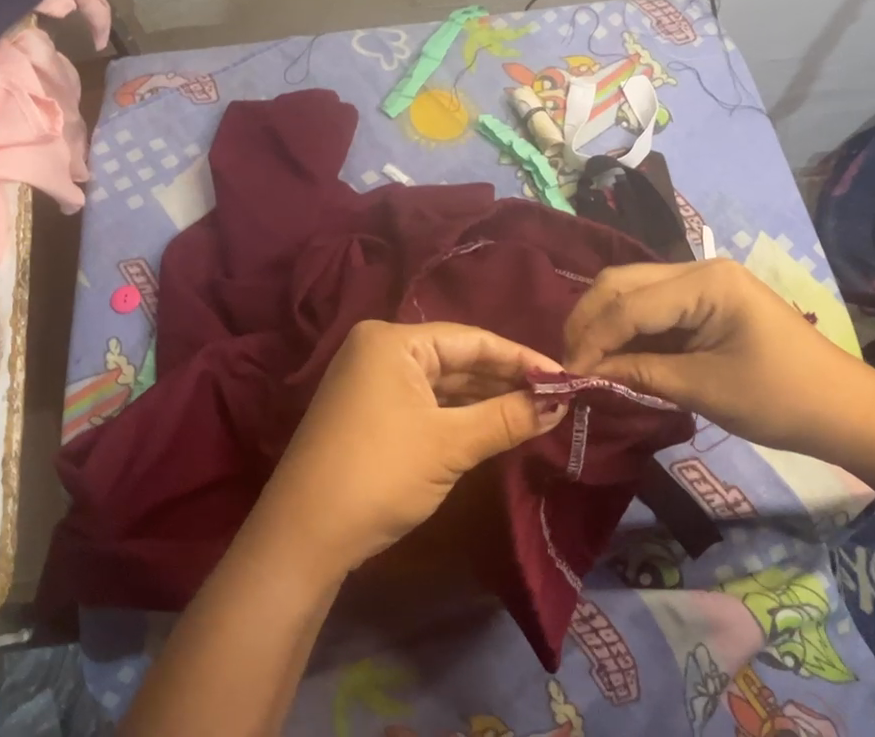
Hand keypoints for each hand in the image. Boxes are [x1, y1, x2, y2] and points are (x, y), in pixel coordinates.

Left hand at [252, 320, 570, 574]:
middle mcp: (379, 350)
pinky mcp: (369, 412)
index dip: (522, 358)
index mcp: (392, 340)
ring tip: (537, 414)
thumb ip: (507, 417)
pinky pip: (425, 402)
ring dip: (486, 400)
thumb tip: (560, 402)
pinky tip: (495, 426)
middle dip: (506, 380)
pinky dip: (459, 415)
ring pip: (442, 383)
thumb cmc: (380, 474)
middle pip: (457, 358)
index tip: (568, 377)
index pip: (472, 339)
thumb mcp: (450, 444)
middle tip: (559, 399)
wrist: (306, 535)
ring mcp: (370, 381)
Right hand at [561, 260, 874, 459]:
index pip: (627, 303)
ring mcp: (702, 282)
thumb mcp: (703, 389)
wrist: (847, 412)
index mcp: (705, 281)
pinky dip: (626, 330)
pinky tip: (612, 357)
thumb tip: (581, 374)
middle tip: (566, 365)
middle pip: (620, 283)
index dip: (590, 340)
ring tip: (583, 362)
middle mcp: (698, 269)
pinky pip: (650, 307)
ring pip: (630, 290)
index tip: (564, 377)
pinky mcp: (704, 302)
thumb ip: (638, 374)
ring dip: (603, 324)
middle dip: (588, 322)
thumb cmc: (782, 399)